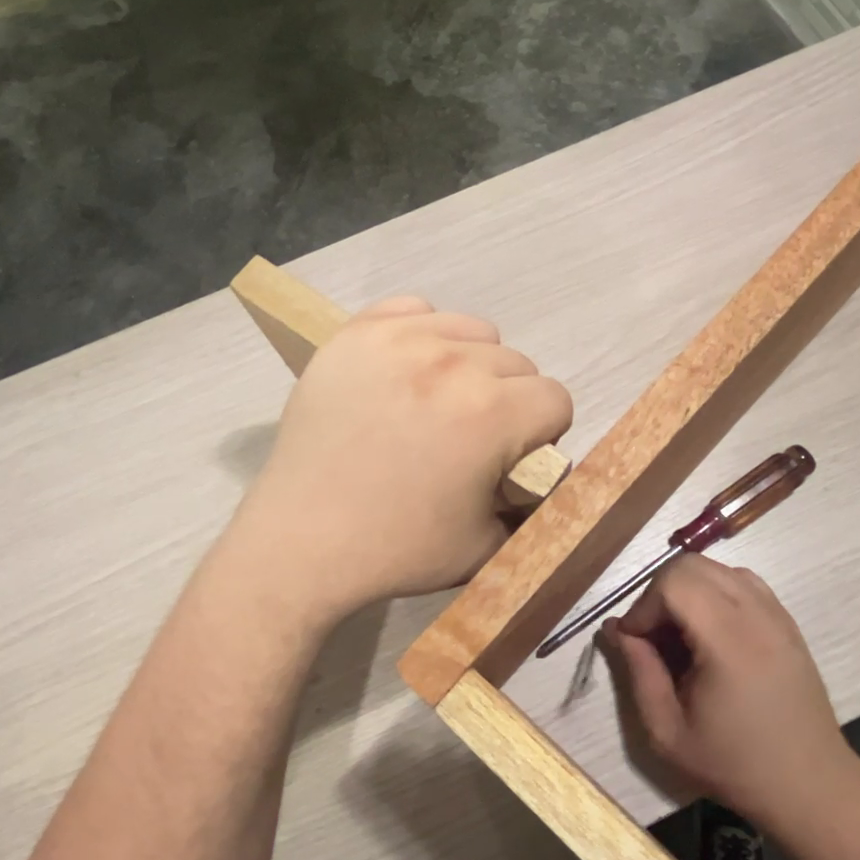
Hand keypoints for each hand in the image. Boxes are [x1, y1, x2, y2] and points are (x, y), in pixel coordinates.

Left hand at [228, 296, 571, 623]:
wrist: (303, 541)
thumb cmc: (397, 549)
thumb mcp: (485, 546)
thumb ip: (531, 507)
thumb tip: (545, 480)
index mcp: (492, 414)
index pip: (556, 399)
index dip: (543, 434)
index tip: (513, 460)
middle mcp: (452, 363)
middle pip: (517, 364)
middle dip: (509, 401)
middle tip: (471, 440)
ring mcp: (400, 341)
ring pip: (472, 331)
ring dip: (470, 365)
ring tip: (437, 403)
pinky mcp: (356, 335)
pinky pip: (415, 310)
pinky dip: (422, 335)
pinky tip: (405, 373)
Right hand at [601, 554, 853, 823]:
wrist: (809, 785)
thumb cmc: (734, 764)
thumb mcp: (668, 731)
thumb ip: (638, 672)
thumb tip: (616, 629)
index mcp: (729, 640)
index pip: (673, 583)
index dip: (643, 608)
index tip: (635, 645)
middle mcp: (756, 613)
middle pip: (691, 565)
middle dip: (659, 594)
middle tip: (653, 640)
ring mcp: (776, 613)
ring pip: (715, 568)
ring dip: (686, 591)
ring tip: (680, 637)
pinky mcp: (786, 621)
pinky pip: (740, 582)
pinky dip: (714, 594)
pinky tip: (710, 635)